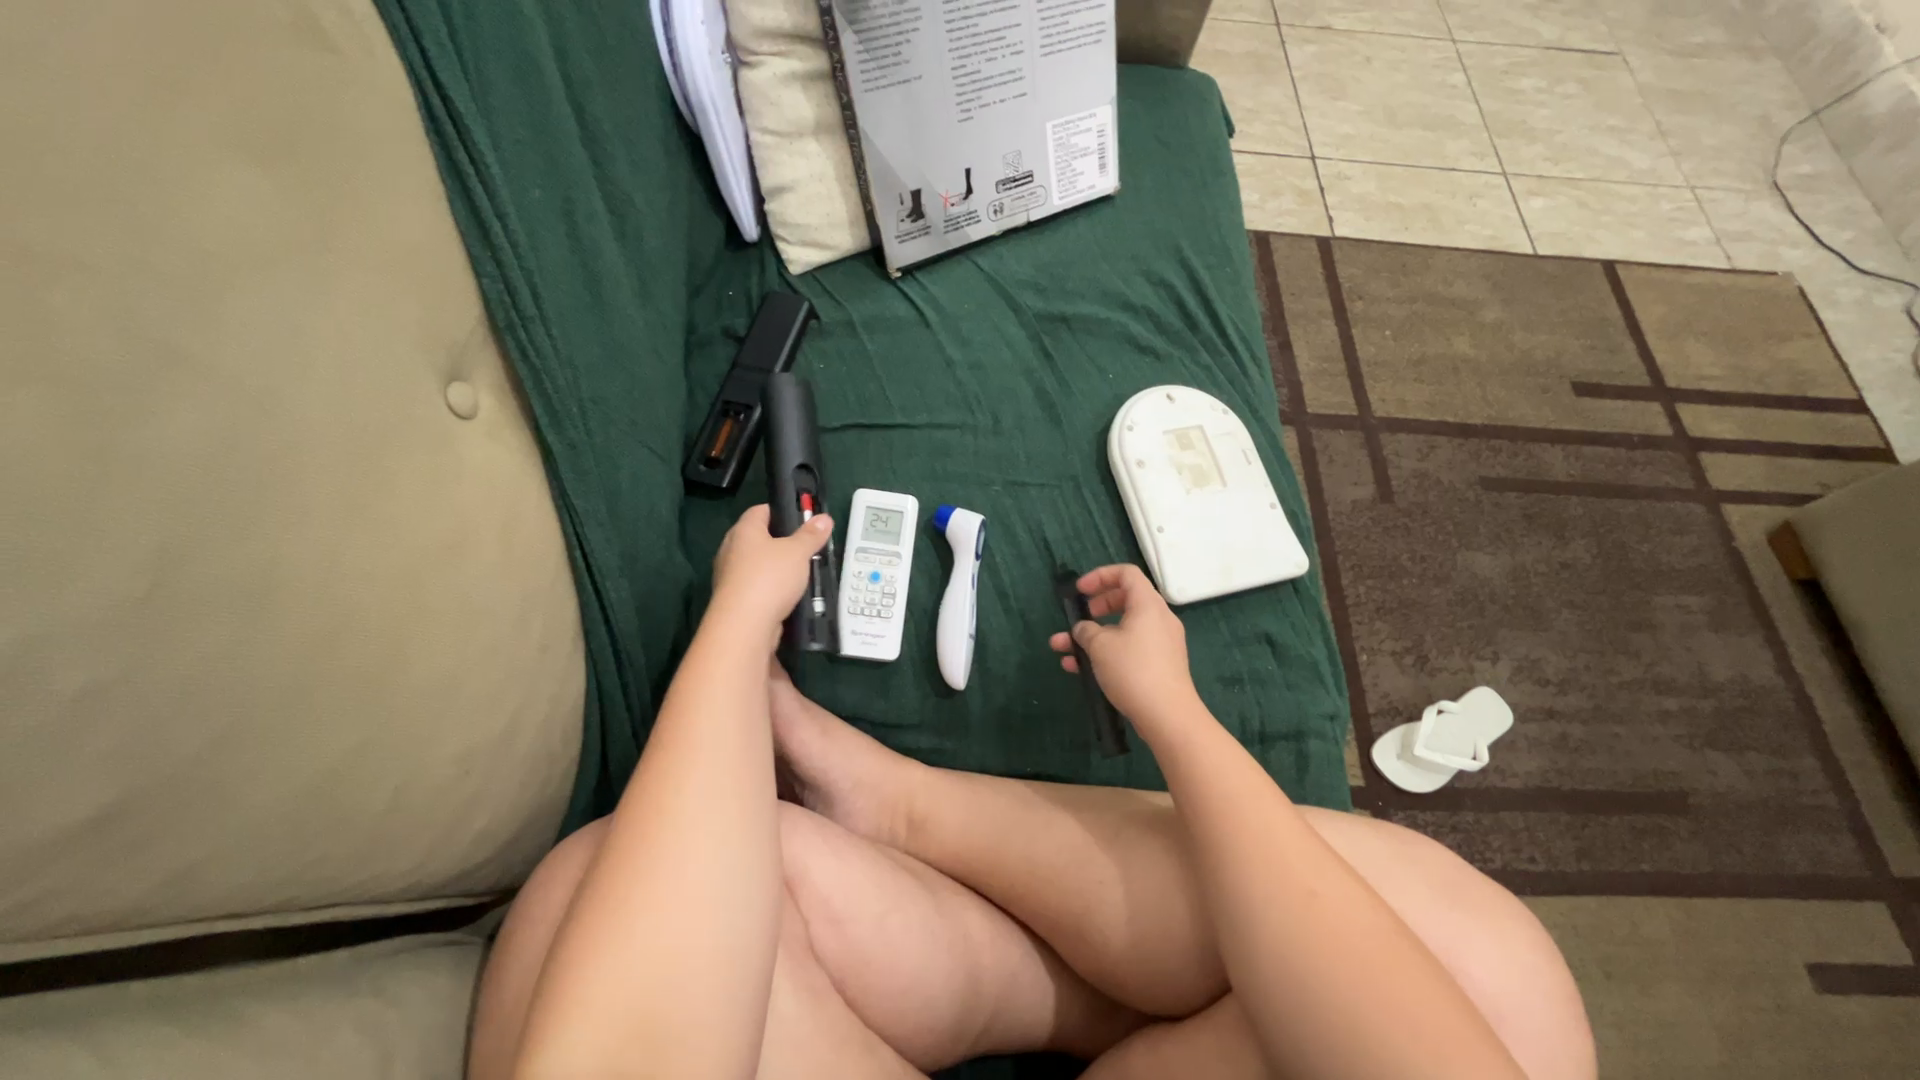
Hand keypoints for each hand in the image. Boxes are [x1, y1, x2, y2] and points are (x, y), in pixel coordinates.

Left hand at [709, 505, 833, 638]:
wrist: (744, 626)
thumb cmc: (769, 578)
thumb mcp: (798, 552)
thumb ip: (811, 535)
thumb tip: (823, 518)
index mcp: (744, 530)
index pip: (760, 510)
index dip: (781, 511)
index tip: (801, 520)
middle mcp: (731, 550)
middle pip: (758, 539)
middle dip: (781, 543)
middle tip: (806, 549)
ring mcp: (730, 577)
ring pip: (758, 565)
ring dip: (777, 569)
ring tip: (802, 574)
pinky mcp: (734, 600)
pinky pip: (756, 588)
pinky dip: (772, 590)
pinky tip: (789, 597)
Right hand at [1049, 564, 1204, 733]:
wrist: (1167, 715)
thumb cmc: (1133, 670)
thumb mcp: (1100, 646)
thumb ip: (1086, 631)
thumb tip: (1083, 629)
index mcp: (1148, 604)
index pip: (1126, 574)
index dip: (1100, 576)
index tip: (1080, 591)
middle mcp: (1158, 619)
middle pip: (1125, 600)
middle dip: (1095, 608)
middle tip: (1078, 619)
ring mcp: (1160, 644)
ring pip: (1122, 630)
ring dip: (1092, 637)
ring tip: (1063, 650)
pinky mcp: (1158, 666)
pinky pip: (1128, 649)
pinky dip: (1106, 653)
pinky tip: (1079, 670)